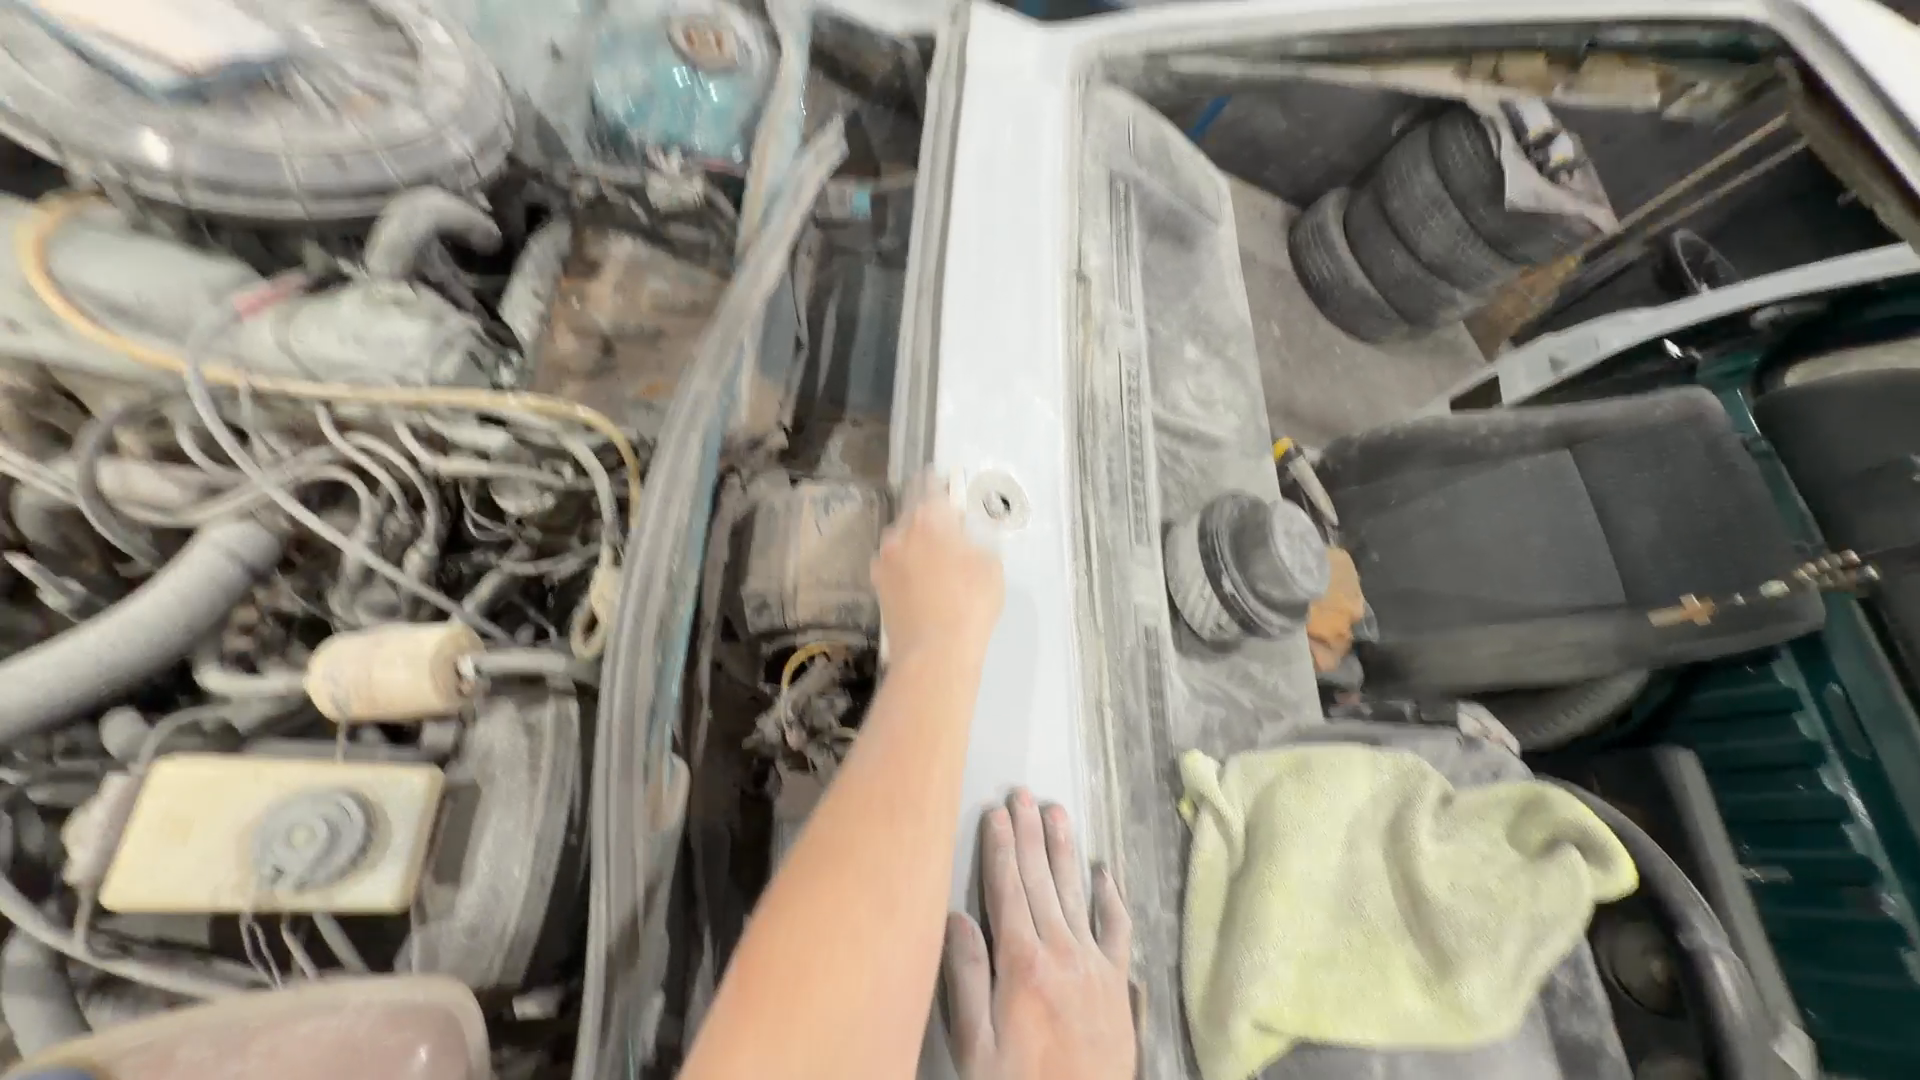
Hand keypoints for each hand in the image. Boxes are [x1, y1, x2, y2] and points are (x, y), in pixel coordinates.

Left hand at [871, 476, 1003, 663]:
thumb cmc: (971, 603)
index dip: (938, 482)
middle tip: (949, 531)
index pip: (929, 485)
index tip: (944, 483)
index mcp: (929, 519)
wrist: (935, 653)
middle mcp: (899, 533)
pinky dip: (906, 568)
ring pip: (901, 541)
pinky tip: (922, 584)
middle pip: (913, 514)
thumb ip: (974, 540)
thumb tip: (962, 536)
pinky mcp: (877, 587)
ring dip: (915, 544)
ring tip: (936, 563)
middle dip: (929, 518)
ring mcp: (883, 561)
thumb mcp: (990, 564)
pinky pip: (895, 566)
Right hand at [943, 790, 1135, 1079]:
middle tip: (1023, 795)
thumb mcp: (976, 1046)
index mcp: (1021, 963)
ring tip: (1057, 811)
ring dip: (1064, 848)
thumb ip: (965, 979)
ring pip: (1075, 891)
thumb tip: (955, 917)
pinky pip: (1117, 928)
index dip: (1000, 847)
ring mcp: (1093, 963)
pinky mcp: (1117, 981)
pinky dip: (1111, 896)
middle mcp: (1060, 951)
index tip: (996, 812)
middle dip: (1029, 832)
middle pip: (1040, 878)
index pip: (1007, 888)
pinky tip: (1103, 871)